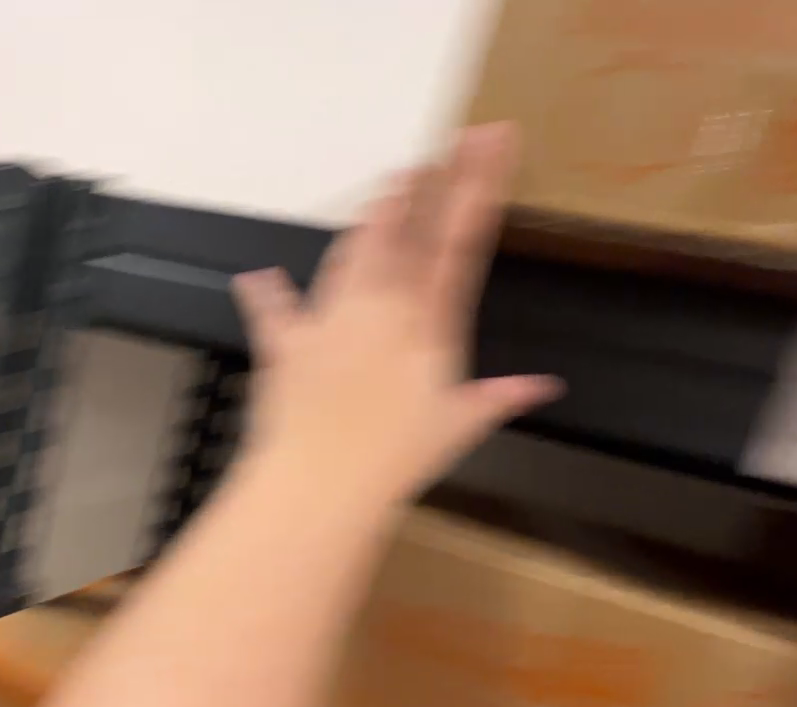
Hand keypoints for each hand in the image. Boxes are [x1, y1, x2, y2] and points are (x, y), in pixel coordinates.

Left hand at [230, 123, 563, 507]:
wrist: (322, 477)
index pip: (459, 240)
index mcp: (427, 324)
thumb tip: (541, 386)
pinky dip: (264, 295)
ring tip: (381, 194)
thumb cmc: (394, 459)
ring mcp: (328, 320)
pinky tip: (255, 278)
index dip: (475, 185)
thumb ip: (497, 398)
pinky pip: (271, 311)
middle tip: (429, 156)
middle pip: (401, 233)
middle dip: (419, 188)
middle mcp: (379, 308)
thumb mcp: (456, 428)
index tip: (489, 138)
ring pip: (349, 255)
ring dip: (367, 221)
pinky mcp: (283, 343)